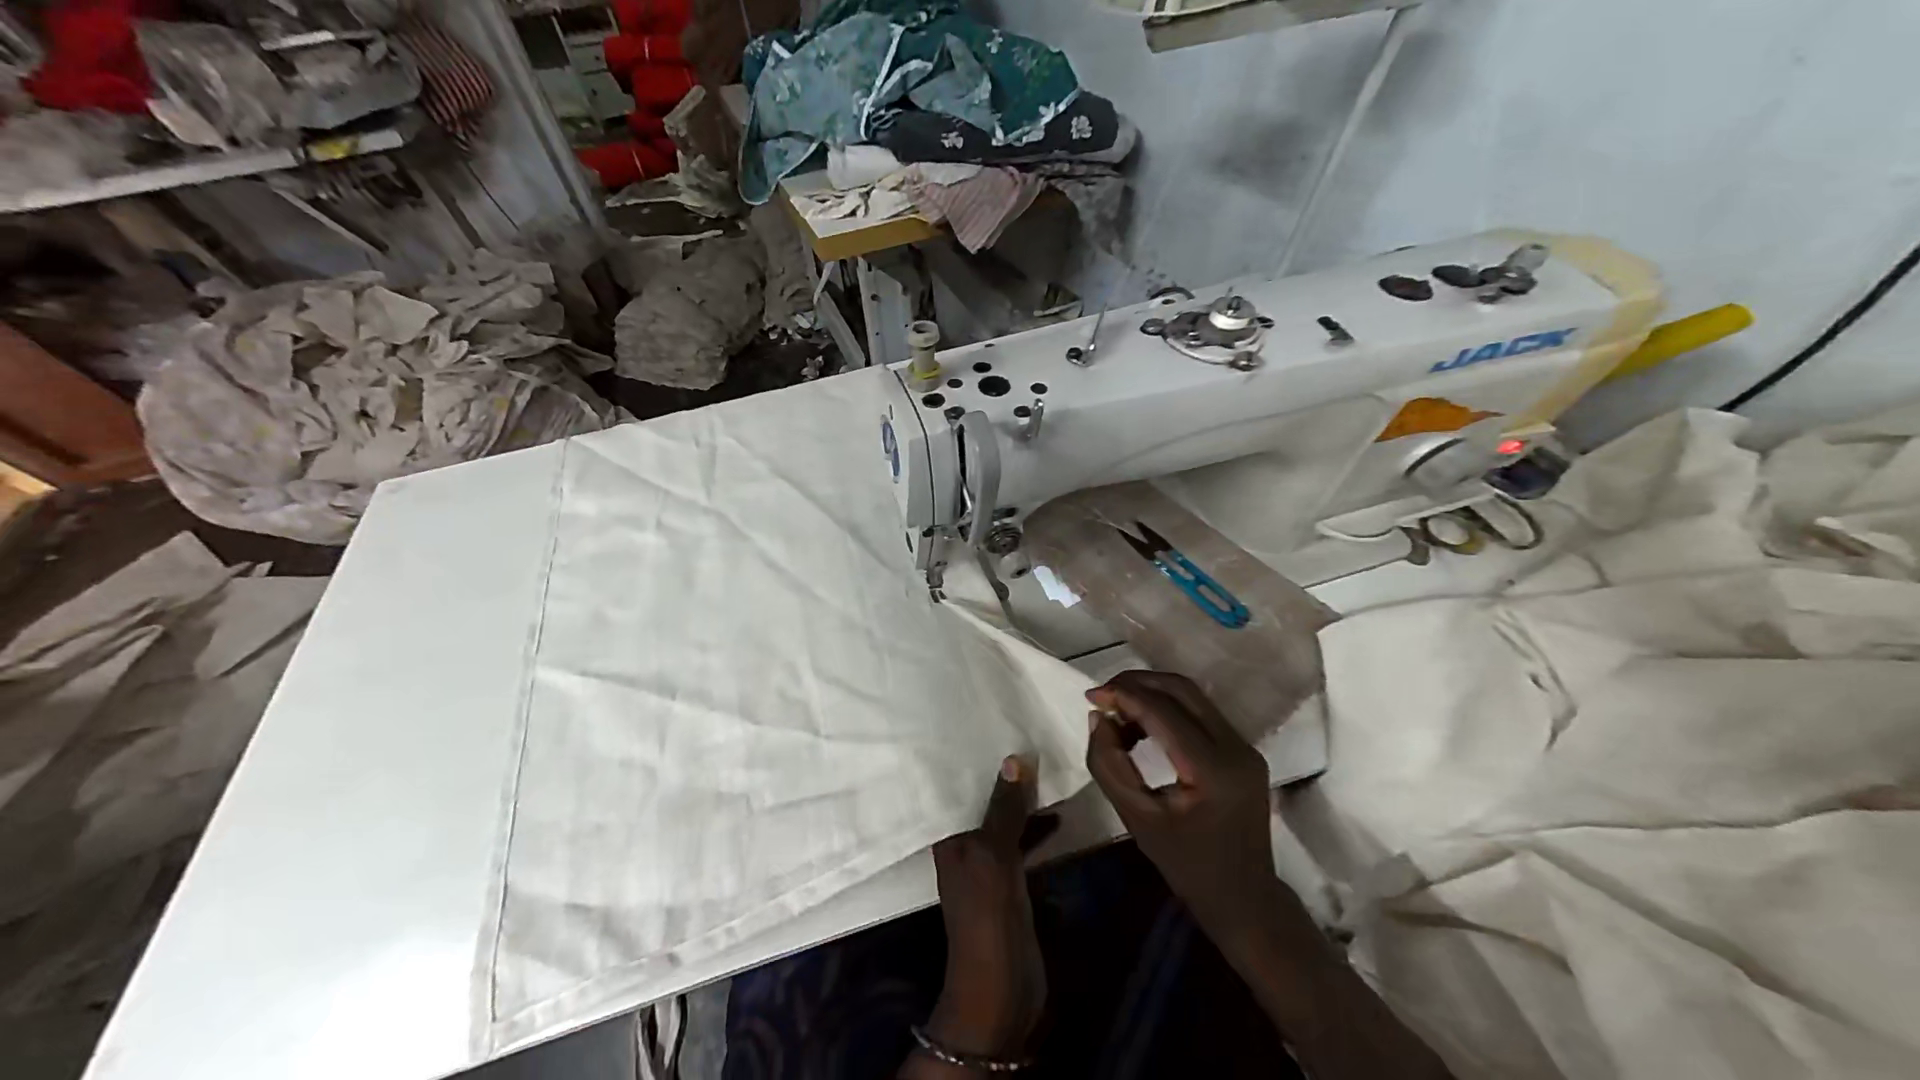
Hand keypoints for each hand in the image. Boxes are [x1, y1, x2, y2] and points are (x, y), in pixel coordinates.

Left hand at [925, 755, 1053, 1059]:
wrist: (999, 992)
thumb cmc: (987, 919)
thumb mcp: (994, 858)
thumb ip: (1004, 810)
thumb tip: (1013, 758)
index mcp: (949, 837)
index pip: (956, 787)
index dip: (972, 759)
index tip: (992, 725)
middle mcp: (964, 845)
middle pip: (984, 801)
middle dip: (1004, 776)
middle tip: (1028, 735)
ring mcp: (988, 865)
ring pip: (1005, 820)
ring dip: (1022, 800)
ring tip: (1048, 765)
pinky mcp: (1010, 883)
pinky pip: (1022, 843)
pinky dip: (1036, 828)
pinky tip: (1060, 815)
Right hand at [1085, 671, 1283, 936]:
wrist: (1243, 897)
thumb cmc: (1186, 864)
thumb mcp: (1136, 818)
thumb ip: (1110, 765)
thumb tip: (1098, 718)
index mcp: (1213, 769)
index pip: (1163, 712)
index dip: (1124, 695)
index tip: (1090, 696)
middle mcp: (1236, 748)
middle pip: (1182, 689)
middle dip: (1137, 683)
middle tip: (1103, 695)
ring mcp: (1244, 746)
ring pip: (1193, 696)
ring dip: (1152, 694)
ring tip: (1119, 714)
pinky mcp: (1243, 749)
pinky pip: (1201, 712)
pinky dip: (1168, 708)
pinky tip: (1143, 727)